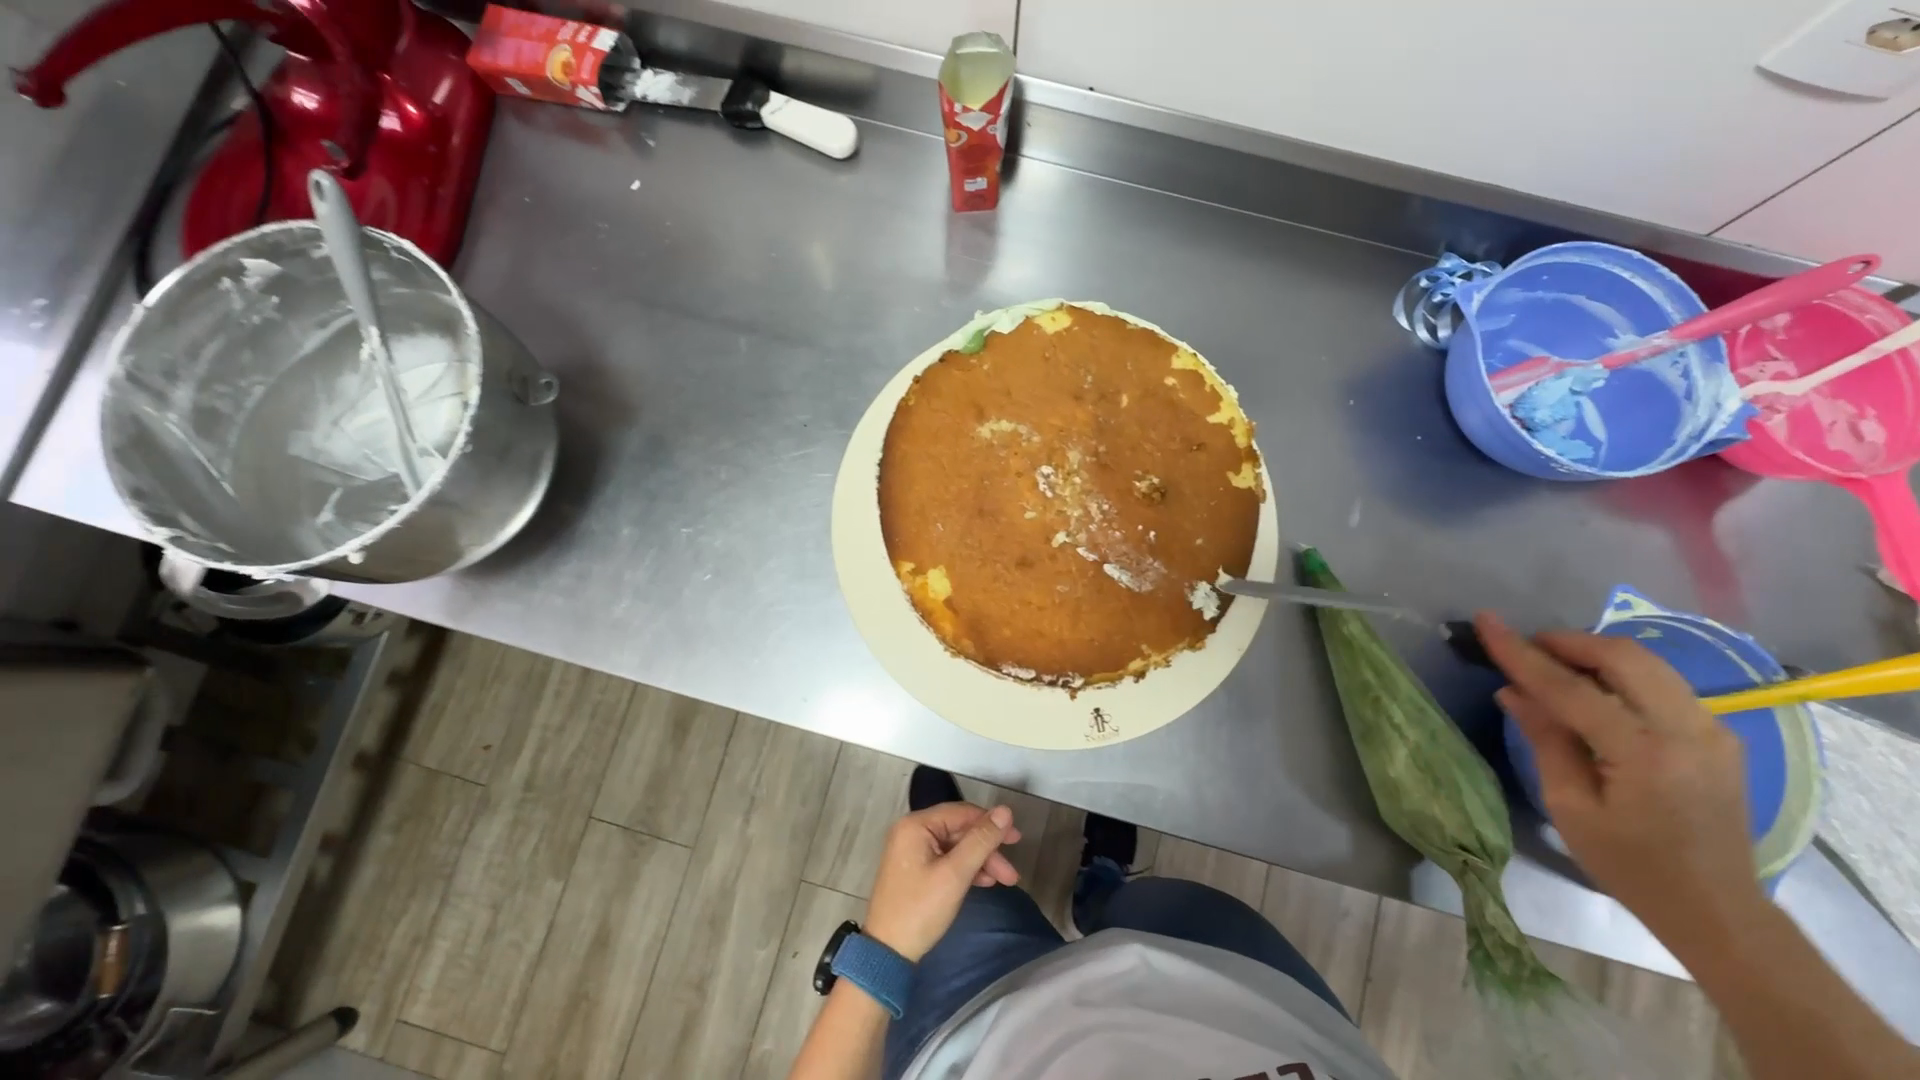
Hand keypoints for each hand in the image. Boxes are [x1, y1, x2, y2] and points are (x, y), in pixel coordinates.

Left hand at [863, 802, 1021, 961]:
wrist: (888, 952)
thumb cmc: (921, 909)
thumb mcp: (955, 874)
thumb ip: (981, 840)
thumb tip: (1006, 811)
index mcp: (916, 825)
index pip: (962, 813)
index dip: (991, 823)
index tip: (1017, 838)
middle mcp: (912, 832)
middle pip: (959, 831)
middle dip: (988, 849)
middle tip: (1012, 870)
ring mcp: (912, 852)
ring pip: (956, 847)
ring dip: (981, 861)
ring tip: (1005, 881)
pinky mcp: (915, 870)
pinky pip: (947, 860)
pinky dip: (966, 870)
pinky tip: (984, 882)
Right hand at [1477, 612, 1765, 936]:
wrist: (1716, 907)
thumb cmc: (1631, 866)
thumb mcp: (1571, 808)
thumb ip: (1546, 741)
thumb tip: (1513, 691)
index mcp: (1645, 753)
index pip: (1571, 688)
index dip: (1522, 654)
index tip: (1487, 621)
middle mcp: (1688, 729)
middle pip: (1623, 656)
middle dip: (1568, 641)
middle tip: (1525, 644)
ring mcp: (1712, 728)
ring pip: (1648, 663)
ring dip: (1596, 653)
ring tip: (1553, 662)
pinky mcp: (1718, 734)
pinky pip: (1663, 684)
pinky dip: (1622, 674)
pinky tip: (1595, 690)